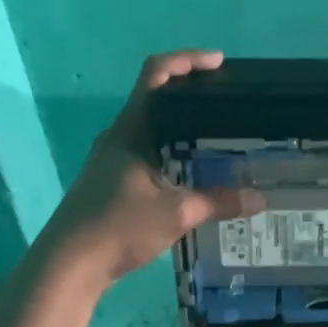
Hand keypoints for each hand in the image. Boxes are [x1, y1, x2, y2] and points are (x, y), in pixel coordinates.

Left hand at [41, 49, 264, 282]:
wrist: (67, 265)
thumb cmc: (118, 227)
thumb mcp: (177, 213)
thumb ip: (219, 202)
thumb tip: (260, 198)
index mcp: (131, 129)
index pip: (155, 73)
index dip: (187, 60)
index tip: (219, 63)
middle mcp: (119, 135)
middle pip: (157, 98)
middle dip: (193, 95)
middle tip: (230, 104)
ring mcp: (112, 158)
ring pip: (153, 128)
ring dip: (183, 126)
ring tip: (221, 137)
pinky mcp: (112, 180)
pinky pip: (149, 152)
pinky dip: (174, 151)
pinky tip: (195, 171)